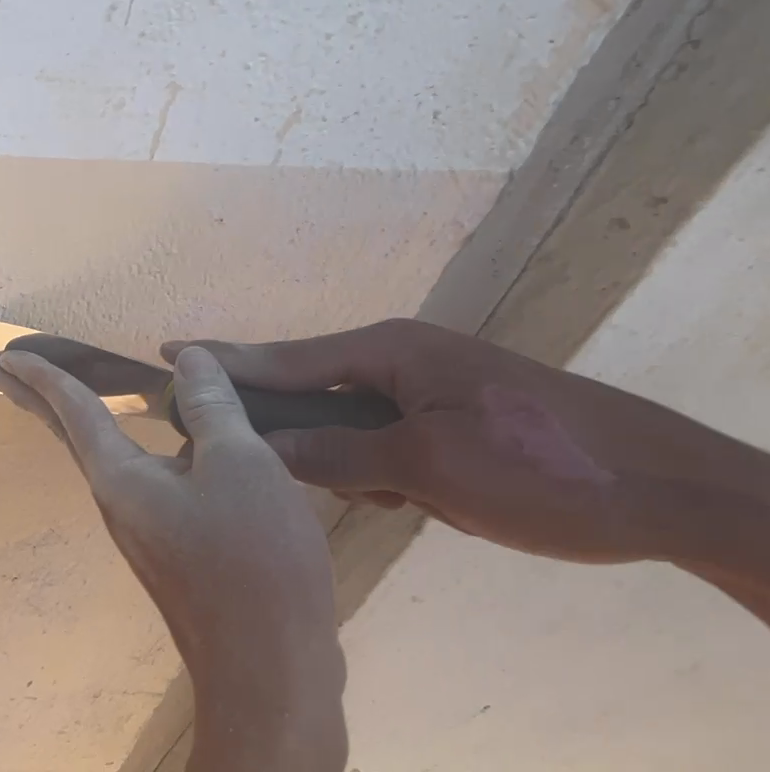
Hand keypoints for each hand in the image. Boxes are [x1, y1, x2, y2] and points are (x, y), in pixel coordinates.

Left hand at [0, 346, 345, 771]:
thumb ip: (211, 407)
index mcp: (117, 474)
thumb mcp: (240, 465)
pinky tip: (141, 446)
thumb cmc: (253, 560)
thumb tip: (189, 359)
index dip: (44, 373)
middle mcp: (114, 498)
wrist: (268, 670)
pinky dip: (114, 443)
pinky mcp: (165, 545)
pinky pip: (128, 475)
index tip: (9, 353)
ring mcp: (138, 526)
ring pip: (95, 455)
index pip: (71, 407)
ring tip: (58, 394)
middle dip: (31, 397)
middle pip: (64, 432)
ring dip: (69, 418)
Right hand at [161, 320, 769, 565]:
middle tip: (249, 452)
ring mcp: (432, 389)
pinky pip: (387, 437)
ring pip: (350, 420)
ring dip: (344, 457)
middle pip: (312, 388)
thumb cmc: (546, 470)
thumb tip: (259, 446)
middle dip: (288, 424)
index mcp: (389, 352)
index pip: (284, 355)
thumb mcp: (428, 467)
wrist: (683, 494)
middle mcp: (403, 360)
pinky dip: (383, 467)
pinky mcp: (457, 421)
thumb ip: (335, 454)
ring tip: (366, 493)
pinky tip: (408, 498)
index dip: (221, 359)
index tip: (166, 350)